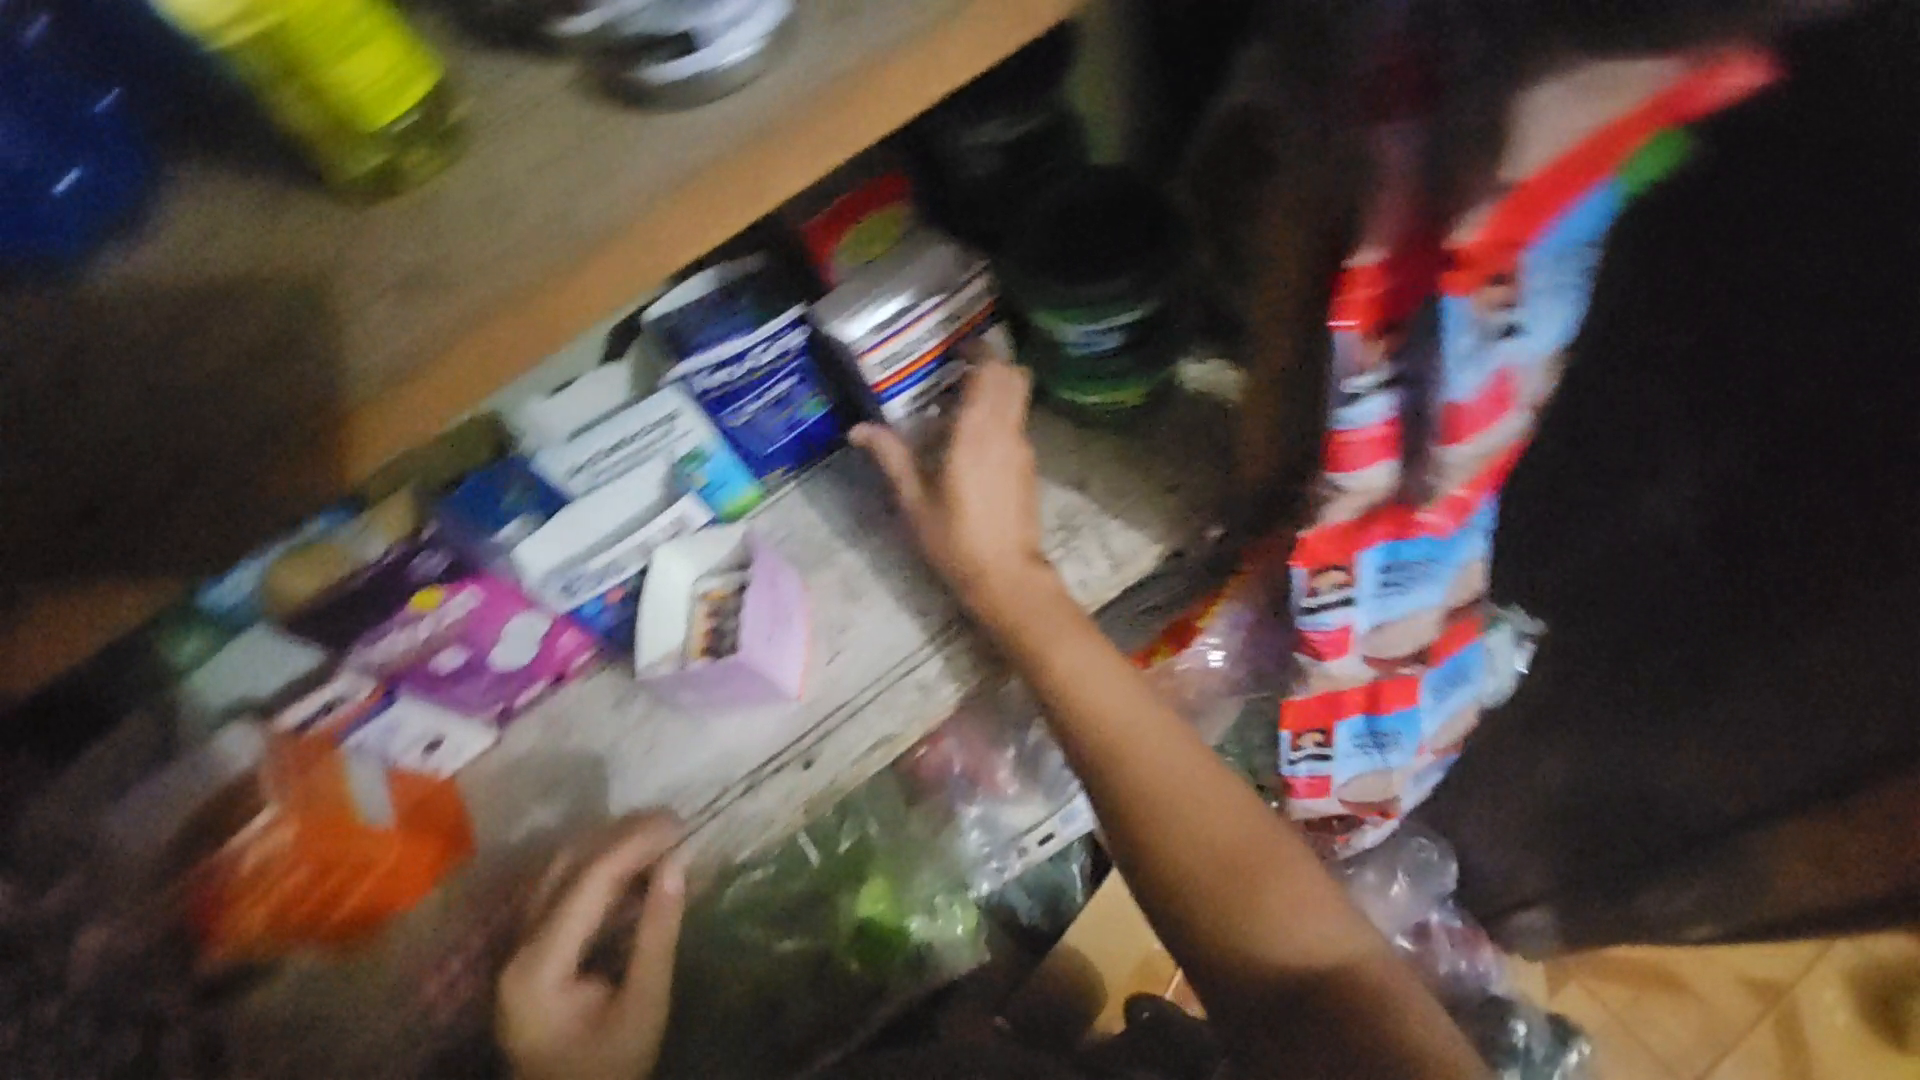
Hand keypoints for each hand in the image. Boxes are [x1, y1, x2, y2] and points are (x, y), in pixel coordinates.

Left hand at [497, 816, 687, 1079]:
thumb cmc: (610, 1065)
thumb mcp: (644, 1005)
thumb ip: (657, 933)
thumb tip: (677, 863)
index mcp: (538, 965)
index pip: (588, 881)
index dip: (634, 844)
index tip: (679, 823)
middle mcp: (518, 947)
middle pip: (567, 867)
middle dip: (621, 835)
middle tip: (673, 820)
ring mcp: (518, 947)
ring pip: (560, 872)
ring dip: (608, 844)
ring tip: (658, 832)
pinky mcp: (531, 951)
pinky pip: (561, 890)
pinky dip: (599, 867)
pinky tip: (634, 862)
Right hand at [850, 355, 1061, 627]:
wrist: (1007, 577)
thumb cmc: (956, 540)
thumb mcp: (914, 501)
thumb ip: (890, 457)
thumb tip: (858, 429)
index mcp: (977, 433)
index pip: (992, 370)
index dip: (978, 350)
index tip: (953, 350)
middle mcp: (1007, 432)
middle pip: (1014, 376)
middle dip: (990, 364)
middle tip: (955, 372)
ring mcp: (1023, 450)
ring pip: (1018, 400)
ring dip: (993, 392)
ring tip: (954, 408)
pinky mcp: (1028, 467)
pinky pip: (1015, 425)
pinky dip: (998, 418)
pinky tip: (968, 444)